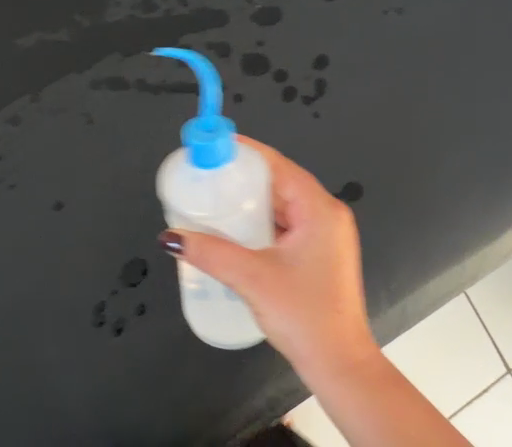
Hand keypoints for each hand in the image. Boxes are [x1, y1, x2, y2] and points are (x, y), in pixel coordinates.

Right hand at [161, 136, 377, 376]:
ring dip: (251, 203)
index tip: (213, 147)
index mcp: (319, 208)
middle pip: (280, 182)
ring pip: (282, 206)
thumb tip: (172, 237)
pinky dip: (261, 224)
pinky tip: (235, 232)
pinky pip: (286, 226)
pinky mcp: (319, 256)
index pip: (278, 165)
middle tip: (206, 176)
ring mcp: (326, 236)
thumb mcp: (253, 278)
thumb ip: (211, 253)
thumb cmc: (304, 315)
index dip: (245, 153)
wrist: (339, 365)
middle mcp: (326, 214)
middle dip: (243, 178)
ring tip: (214, 200)